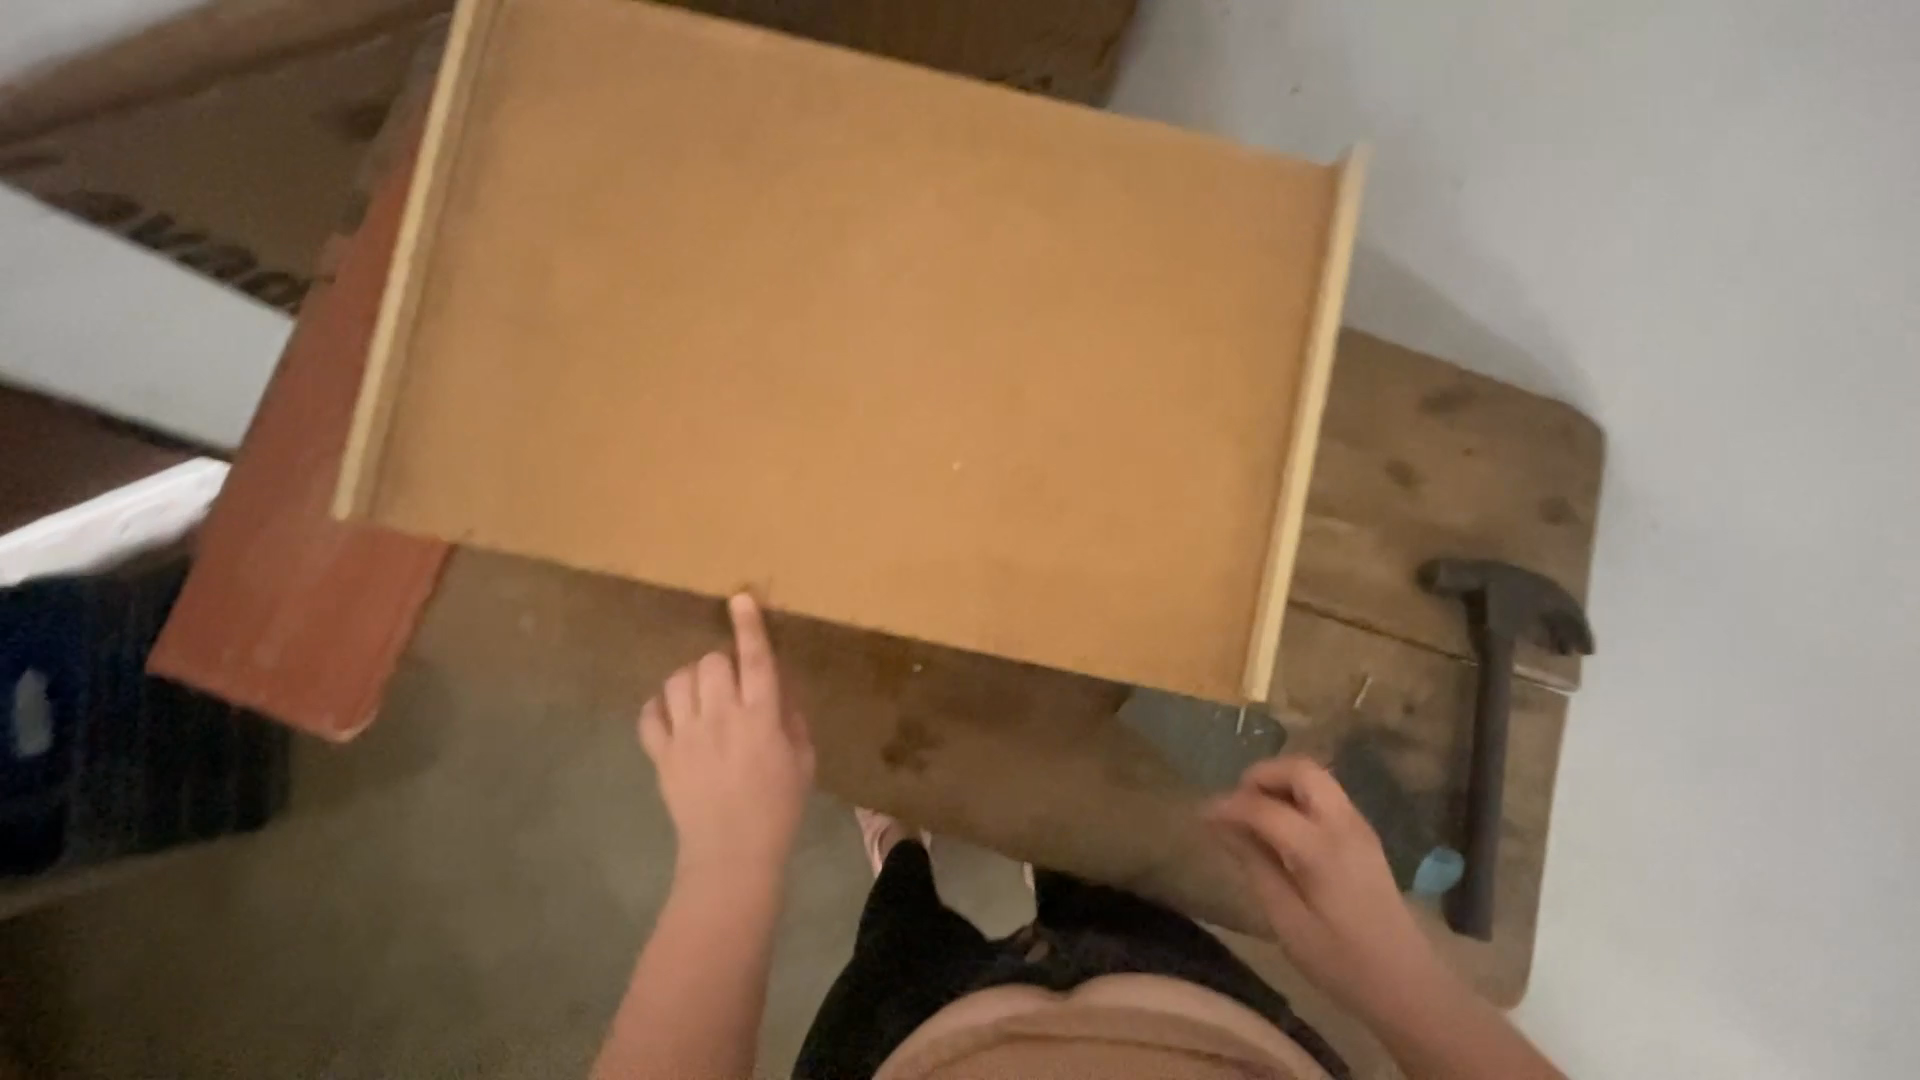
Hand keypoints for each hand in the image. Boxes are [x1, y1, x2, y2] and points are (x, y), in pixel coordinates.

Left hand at [639, 594, 815, 880]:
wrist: (732, 855)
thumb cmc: (778, 808)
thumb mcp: (803, 761)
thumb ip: (792, 720)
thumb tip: (778, 691)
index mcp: (761, 718)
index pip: (755, 660)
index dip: (749, 626)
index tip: (740, 599)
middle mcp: (721, 718)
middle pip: (710, 663)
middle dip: (721, 663)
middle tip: (729, 683)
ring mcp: (686, 736)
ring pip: (677, 682)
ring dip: (690, 681)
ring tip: (699, 696)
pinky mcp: (661, 755)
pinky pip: (648, 716)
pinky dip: (658, 708)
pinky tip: (672, 716)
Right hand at [1208, 755, 1449, 1018]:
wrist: (1409, 987)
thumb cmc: (1342, 962)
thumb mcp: (1287, 921)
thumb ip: (1254, 864)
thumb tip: (1221, 825)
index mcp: (1321, 849)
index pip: (1263, 807)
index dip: (1227, 806)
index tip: (1200, 815)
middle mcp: (1344, 825)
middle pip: (1300, 769)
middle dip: (1261, 775)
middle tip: (1235, 803)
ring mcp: (1359, 828)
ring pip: (1315, 777)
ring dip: (1280, 783)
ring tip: (1253, 815)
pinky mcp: (1364, 837)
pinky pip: (1325, 796)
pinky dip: (1296, 797)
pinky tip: (1280, 830)